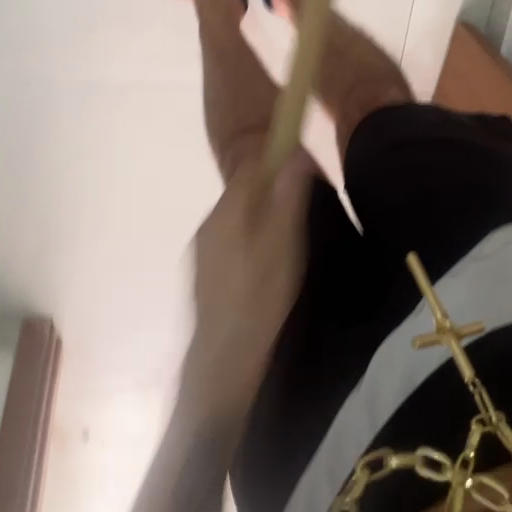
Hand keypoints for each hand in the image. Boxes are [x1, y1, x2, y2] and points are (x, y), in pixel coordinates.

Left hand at [182, 154, 313, 409]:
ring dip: (264, 218)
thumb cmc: (261, 298)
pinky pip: (232, 240)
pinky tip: (269, 267)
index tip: (308, 171)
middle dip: (276, 191)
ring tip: (293, 243)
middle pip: (246, 190)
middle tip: (307, 211)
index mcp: (228, 210)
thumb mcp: (284, 245)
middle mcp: (209, 223)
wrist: (225, 359)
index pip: (254, 164)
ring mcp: (203, 249)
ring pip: (239, 217)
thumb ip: (289, 198)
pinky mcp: (205, 272)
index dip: (281, 160)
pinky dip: (252, 241)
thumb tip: (297, 152)